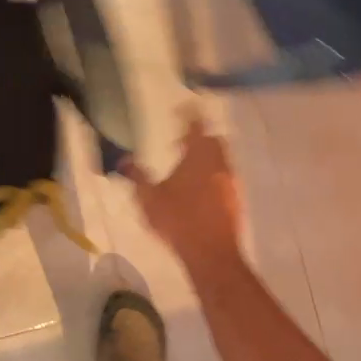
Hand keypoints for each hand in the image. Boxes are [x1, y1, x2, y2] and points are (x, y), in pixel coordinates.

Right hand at [122, 110, 243, 269]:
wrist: (212, 255)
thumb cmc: (178, 221)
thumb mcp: (148, 199)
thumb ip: (137, 177)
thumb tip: (123, 159)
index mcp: (197, 157)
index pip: (196, 126)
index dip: (190, 114)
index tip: (185, 105)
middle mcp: (218, 164)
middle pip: (215, 140)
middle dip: (202, 135)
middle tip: (184, 139)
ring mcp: (231, 182)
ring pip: (222, 158)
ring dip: (209, 156)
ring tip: (190, 165)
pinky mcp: (237, 200)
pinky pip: (226, 176)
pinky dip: (214, 173)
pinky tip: (200, 189)